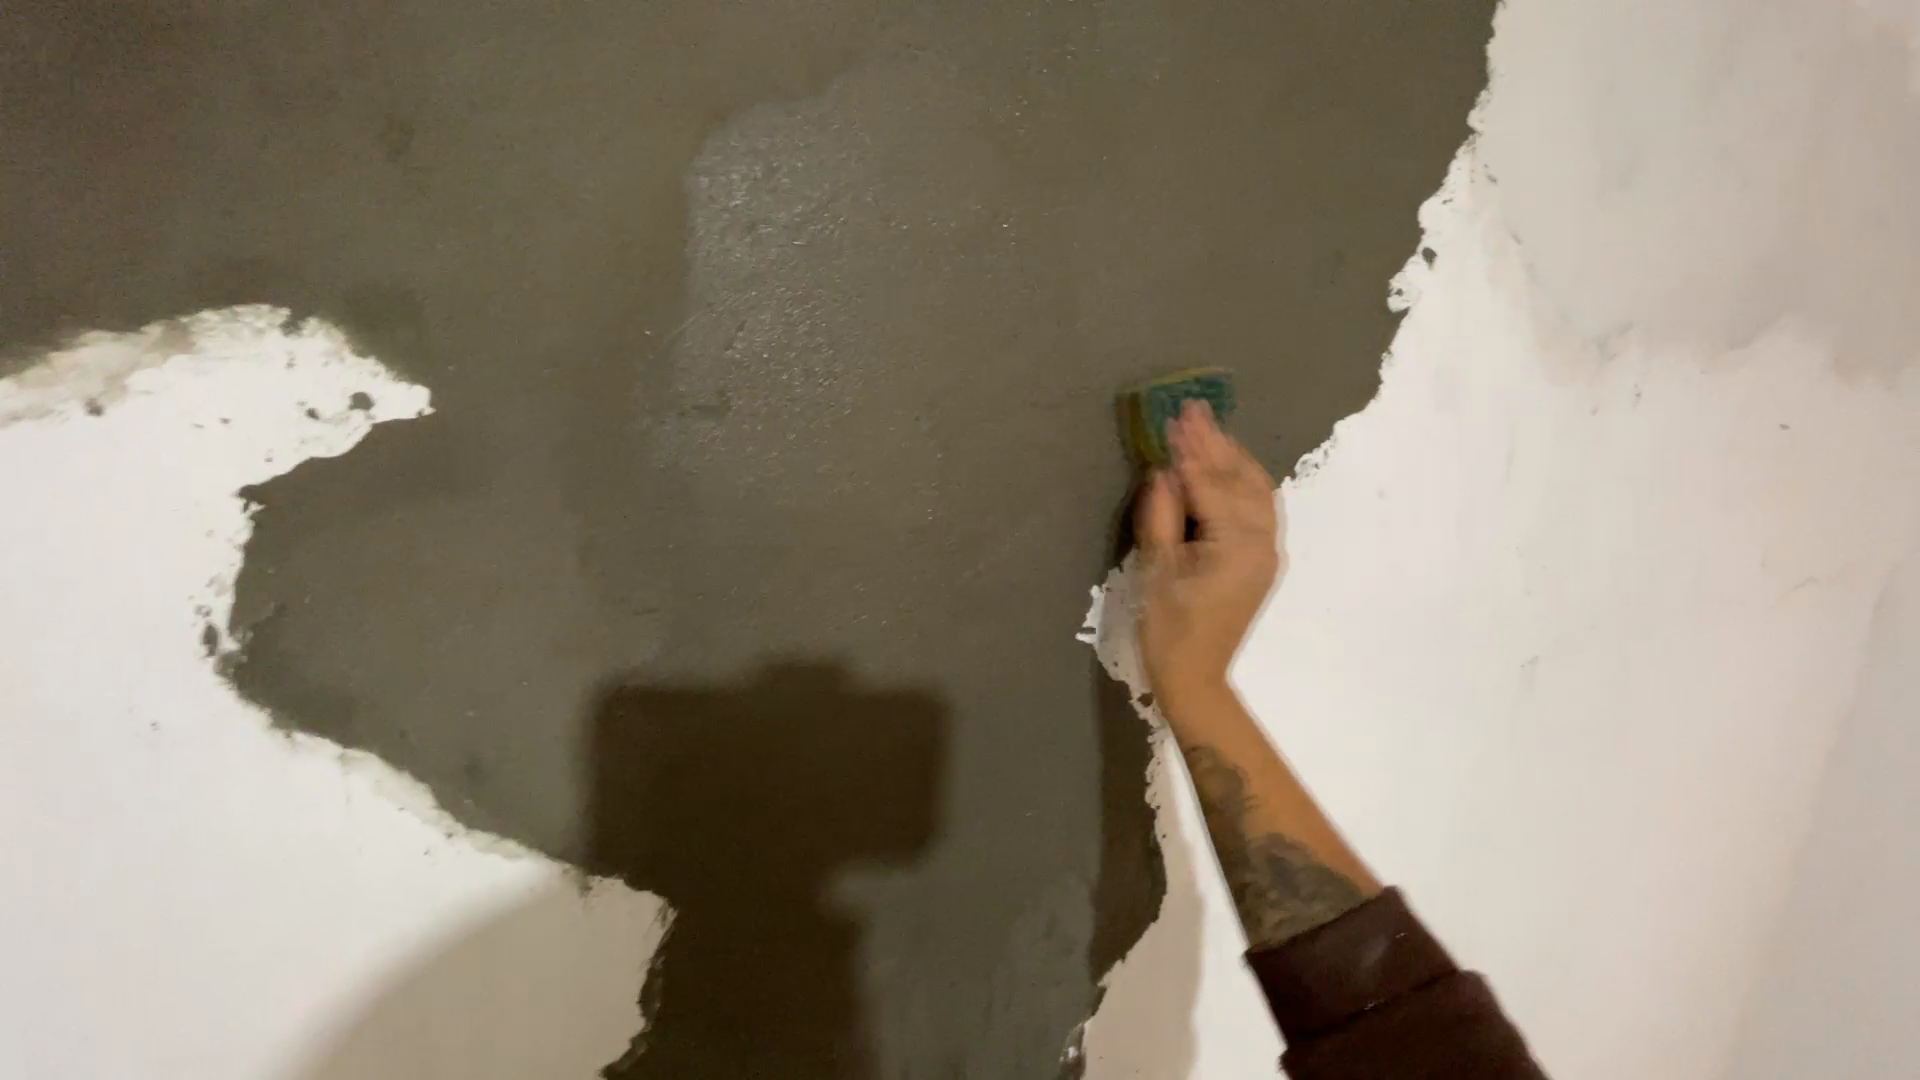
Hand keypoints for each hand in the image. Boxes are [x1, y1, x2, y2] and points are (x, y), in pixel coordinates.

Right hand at [1135, 401, 1283, 708]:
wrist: (1196, 675)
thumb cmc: (1168, 628)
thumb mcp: (1155, 570)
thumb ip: (1161, 515)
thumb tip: (1163, 471)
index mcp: (1235, 545)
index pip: (1211, 484)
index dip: (1191, 449)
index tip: (1176, 416)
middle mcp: (1261, 542)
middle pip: (1240, 479)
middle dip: (1215, 443)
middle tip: (1194, 409)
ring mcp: (1267, 551)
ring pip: (1255, 489)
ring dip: (1231, 457)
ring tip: (1208, 428)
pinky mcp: (1262, 558)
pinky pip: (1258, 507)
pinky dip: (1241, 480)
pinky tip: (1225, 465)